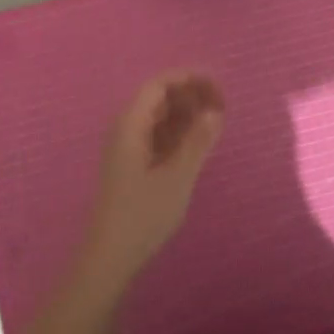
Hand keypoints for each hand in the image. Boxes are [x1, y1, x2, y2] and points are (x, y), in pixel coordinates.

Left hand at [82, 71, 224, 281]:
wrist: (111, 255)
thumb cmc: (143, 215)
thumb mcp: (176, 178)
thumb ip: (196, 142)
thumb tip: (214, 111)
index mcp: (130, 124)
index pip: (158, 85)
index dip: (188, 79)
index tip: (217, 86)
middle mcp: (126, 128)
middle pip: (159, 97)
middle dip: (190, 95)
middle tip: (222, 106)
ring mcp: (128, 146)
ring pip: (159, 117)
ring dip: (186, 114)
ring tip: (216, 122)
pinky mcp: (133, 163)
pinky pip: (158, 135)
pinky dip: (178, 132)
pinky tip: (199, 142)